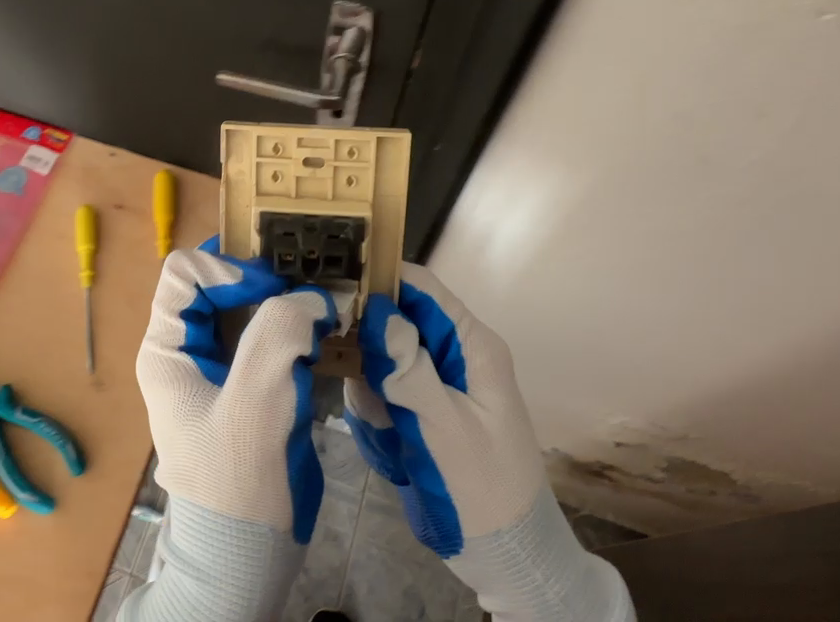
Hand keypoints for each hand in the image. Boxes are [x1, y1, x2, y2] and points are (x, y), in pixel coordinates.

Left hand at [123, 239, 336, 621]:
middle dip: (264, 280)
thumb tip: (308, 297)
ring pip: (248, 310)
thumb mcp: (255, 403)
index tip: (273, 290)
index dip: (228, 269)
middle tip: (309, 288)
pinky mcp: (250, 388)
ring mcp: (221, 370)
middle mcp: (190, 351)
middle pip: (219, 285)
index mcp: (170, 350)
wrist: (246, 555)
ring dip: (285, 304)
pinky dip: (297, 332)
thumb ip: (278, 336)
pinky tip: (325, 341)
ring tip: (325, 309)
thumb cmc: (238, 481)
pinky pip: (270, 341)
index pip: (186, 274)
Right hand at [346, 263, 633, 621]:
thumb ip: (406, 367)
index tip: (333, 299)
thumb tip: (375, 308)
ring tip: (385, 430)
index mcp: (471, 345)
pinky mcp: (421, 407)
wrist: (505, 556)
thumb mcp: (442, 426)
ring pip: (380, 359)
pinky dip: (375, 414)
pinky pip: (382, 392)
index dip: (377, 283)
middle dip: (369, 353)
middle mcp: (453, 353)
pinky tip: (387, 442)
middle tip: (366, 394)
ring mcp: (436, 381)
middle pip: (392, 320)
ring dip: (370, 391)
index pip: (420, 288)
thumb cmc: (480, 487)